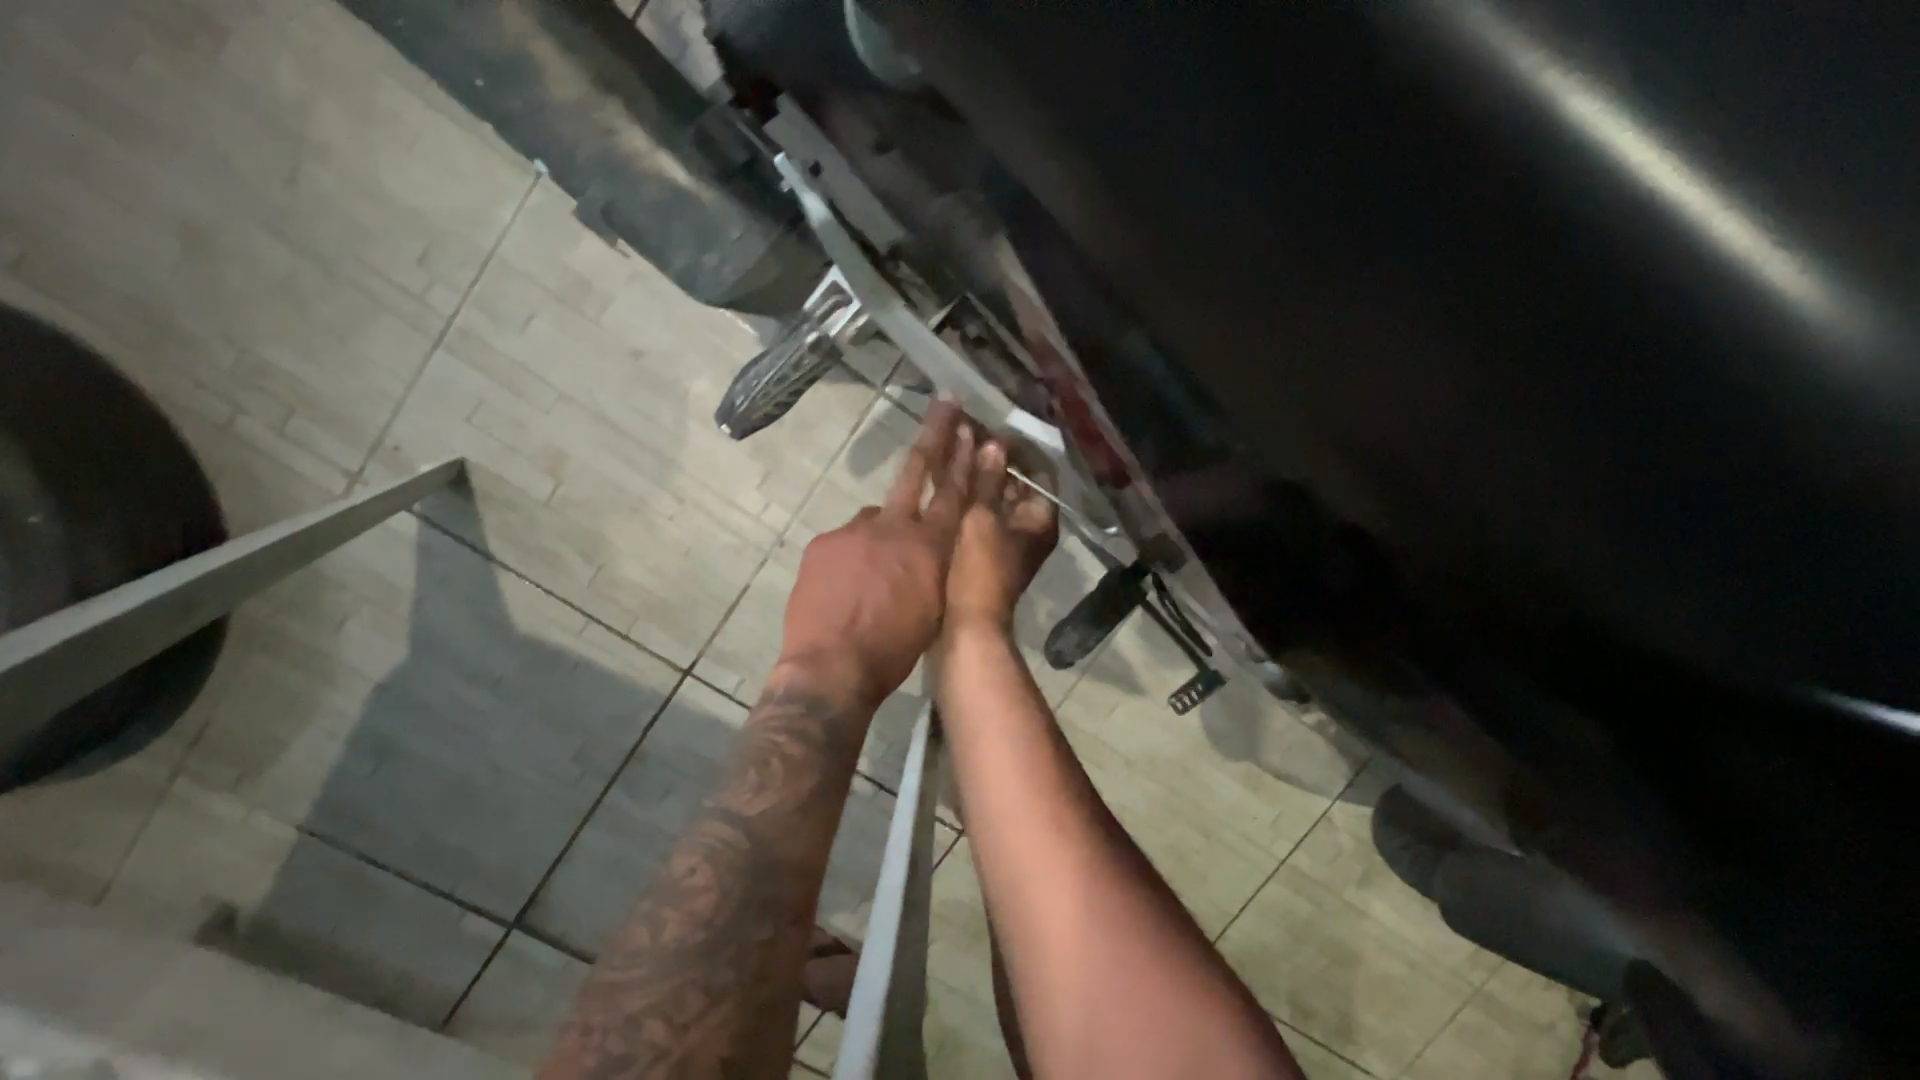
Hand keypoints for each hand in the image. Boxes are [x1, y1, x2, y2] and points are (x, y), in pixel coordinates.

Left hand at [774, 400, 977, 707]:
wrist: (832, 668)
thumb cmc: (894, 651)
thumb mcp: (933, 610)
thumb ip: (932, 570)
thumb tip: (923, 554)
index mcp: (930, 547)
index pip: (955, 492)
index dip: (967, 459)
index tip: (976, 428)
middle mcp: (894, 527)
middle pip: (918, 471)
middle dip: (937, 435)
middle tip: (947, 403)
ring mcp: (855, 531)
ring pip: (875, 517)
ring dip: (882, 531)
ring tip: (876, 568)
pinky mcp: (824, 543)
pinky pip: (846, 541)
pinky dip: (853, 556)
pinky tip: (848, 585)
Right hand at [945, 439, 1059, 635]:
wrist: (966, 627)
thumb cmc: (980, 571)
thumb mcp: (983, 519)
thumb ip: (987, 480)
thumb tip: (994, 443)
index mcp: (1040, 519)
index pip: (1039, 470)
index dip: (1018, 447)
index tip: (991, 428)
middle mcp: (1029, 527)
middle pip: (1016, 483)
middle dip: (994, 457)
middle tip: (968, 432)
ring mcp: (1006, 541)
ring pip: (995, 498)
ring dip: (978, 475)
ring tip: (954, 448)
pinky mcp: (984, 551)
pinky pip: (980, 514)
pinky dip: (967, 497)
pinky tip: (944, 480)